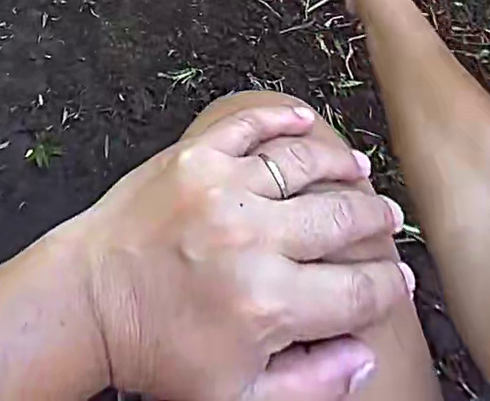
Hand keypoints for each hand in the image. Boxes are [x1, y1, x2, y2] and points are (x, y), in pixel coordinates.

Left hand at [68, 105, 412, 400]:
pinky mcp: (195, 155)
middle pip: (339, 220)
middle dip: (375, 221)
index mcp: (267, 305)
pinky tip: (305, 119)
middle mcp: (251, 237)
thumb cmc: (160, 352)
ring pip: (303, 163)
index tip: (398, 278)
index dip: (387, 285)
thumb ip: (310, 385)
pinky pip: (248, 124)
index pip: (355, 291)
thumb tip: (364, 353)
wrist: (90, 298)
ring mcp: (222, 186)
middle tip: (389, 217)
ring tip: (358, 169)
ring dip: (339, 164)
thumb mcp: (236, 400)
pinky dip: (281, 116)